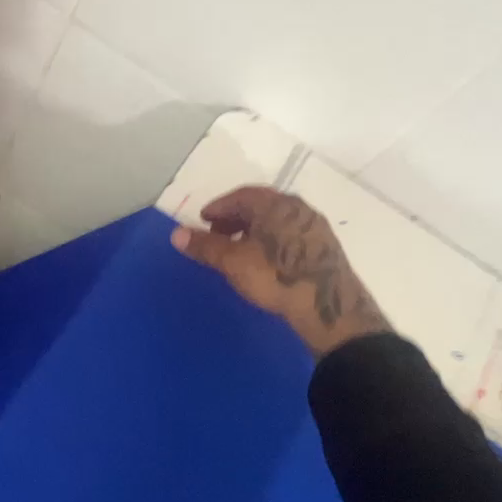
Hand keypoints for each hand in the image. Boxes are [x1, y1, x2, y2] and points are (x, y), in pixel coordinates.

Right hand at [170, 186, 390, 356]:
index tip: (203, 220)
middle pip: (260, 206)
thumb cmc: (275, 276)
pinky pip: (289, 234)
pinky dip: (270, 239)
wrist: (327, 306)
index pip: (242, 195)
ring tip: (238, 249)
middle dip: (235, 217)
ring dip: (253, 229)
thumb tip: (175, 233)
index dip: (219, 206)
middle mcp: (298, 208)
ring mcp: (314, 227)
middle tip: (217, 233)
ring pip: (276, 220)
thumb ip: (204, 246)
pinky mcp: (324, 247)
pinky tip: (263, 260)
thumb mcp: (232, 262)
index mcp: (275, 205)